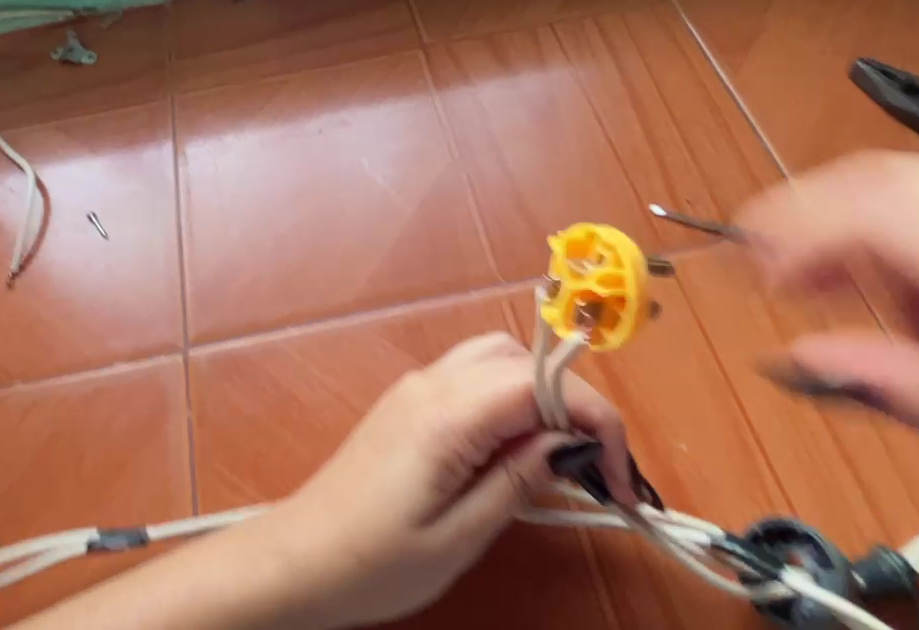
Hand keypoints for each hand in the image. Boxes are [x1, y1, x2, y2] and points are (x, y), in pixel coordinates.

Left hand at [252, 332, 630, 628]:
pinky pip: (471, 375)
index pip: (540, 383)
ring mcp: (417, 386)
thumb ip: (517, 478)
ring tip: (559, 455)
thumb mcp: (460, 535)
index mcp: (447, 414)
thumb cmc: (376, 562)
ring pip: (496, 357)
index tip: (620, 476)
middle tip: (594, 466)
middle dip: (571, 401)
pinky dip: (508, 395)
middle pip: (522, 359)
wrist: (299, 559)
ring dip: (540, 393)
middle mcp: (432, 383)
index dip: (594, 418)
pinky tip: (514, 445)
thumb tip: (567, 441)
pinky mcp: (408, 400)